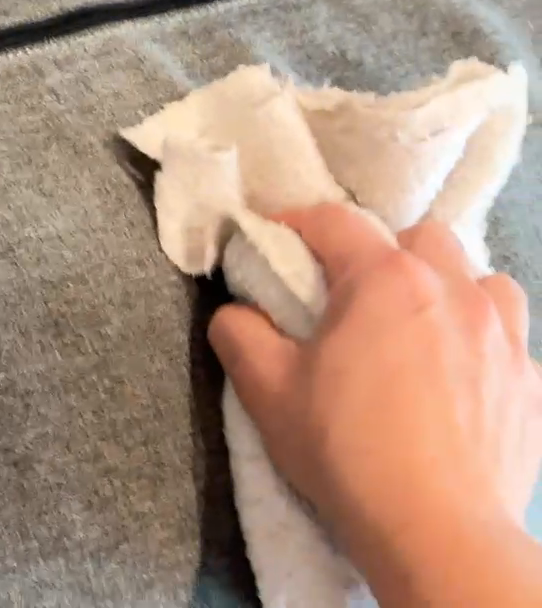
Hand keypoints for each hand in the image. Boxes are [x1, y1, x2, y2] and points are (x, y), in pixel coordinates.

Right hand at [210, 204, 541, 604]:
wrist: (437, 530)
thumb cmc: (341, 442)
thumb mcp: (258, 378)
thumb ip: (237, 324)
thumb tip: (244, 310)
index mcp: (385, 282)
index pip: (333, 219)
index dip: (291, 222)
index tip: (265, 243)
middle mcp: (455, 295)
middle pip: (421, 235)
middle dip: (378, 249)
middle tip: (341, 286)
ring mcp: (507, 340)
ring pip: (482, 278)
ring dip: (442, 285)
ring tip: (406, 320)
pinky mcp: (533, 384)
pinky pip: (507, 331)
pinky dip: (473, 331)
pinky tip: (443, 367)